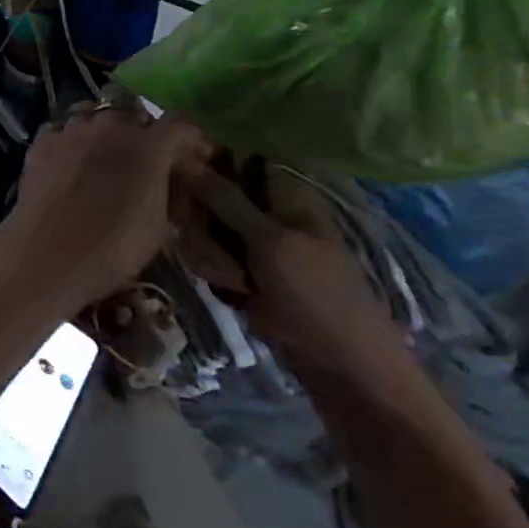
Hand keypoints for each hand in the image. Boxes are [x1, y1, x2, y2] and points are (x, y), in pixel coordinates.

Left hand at [0, 88, 205, 311]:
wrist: (46, 257)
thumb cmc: (112, 249)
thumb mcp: (158, 229)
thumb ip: (168, 197)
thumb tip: (168, 188)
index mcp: (149, 144)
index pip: (180, 124)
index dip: (193, 139)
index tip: (200, 156)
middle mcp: (111, 125)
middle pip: (136, 113)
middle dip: (147, 131)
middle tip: (148, 156)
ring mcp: (73, 129)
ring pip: (95, 113)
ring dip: (107, 129)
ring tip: (107, 152)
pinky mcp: (43, 141)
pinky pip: (64, 130)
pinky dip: (73, 140)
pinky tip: (72, 160)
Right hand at [172, 161, 401, 374]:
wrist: (345, 370)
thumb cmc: (316, 295)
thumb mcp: (269, 240)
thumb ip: (226, 198)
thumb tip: (185, 158)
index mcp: (282, 190)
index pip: (232, 157)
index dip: (205, 163)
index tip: (183, 178)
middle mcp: (266, 209)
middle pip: (212, 195)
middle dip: (204, 221)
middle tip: (213, 247)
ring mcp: (256, 243)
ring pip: (208, 229)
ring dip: (210, 254)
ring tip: (233, 282)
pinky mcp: (247, 273)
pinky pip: (214, 260)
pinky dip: (216, 274)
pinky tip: (231, 293)